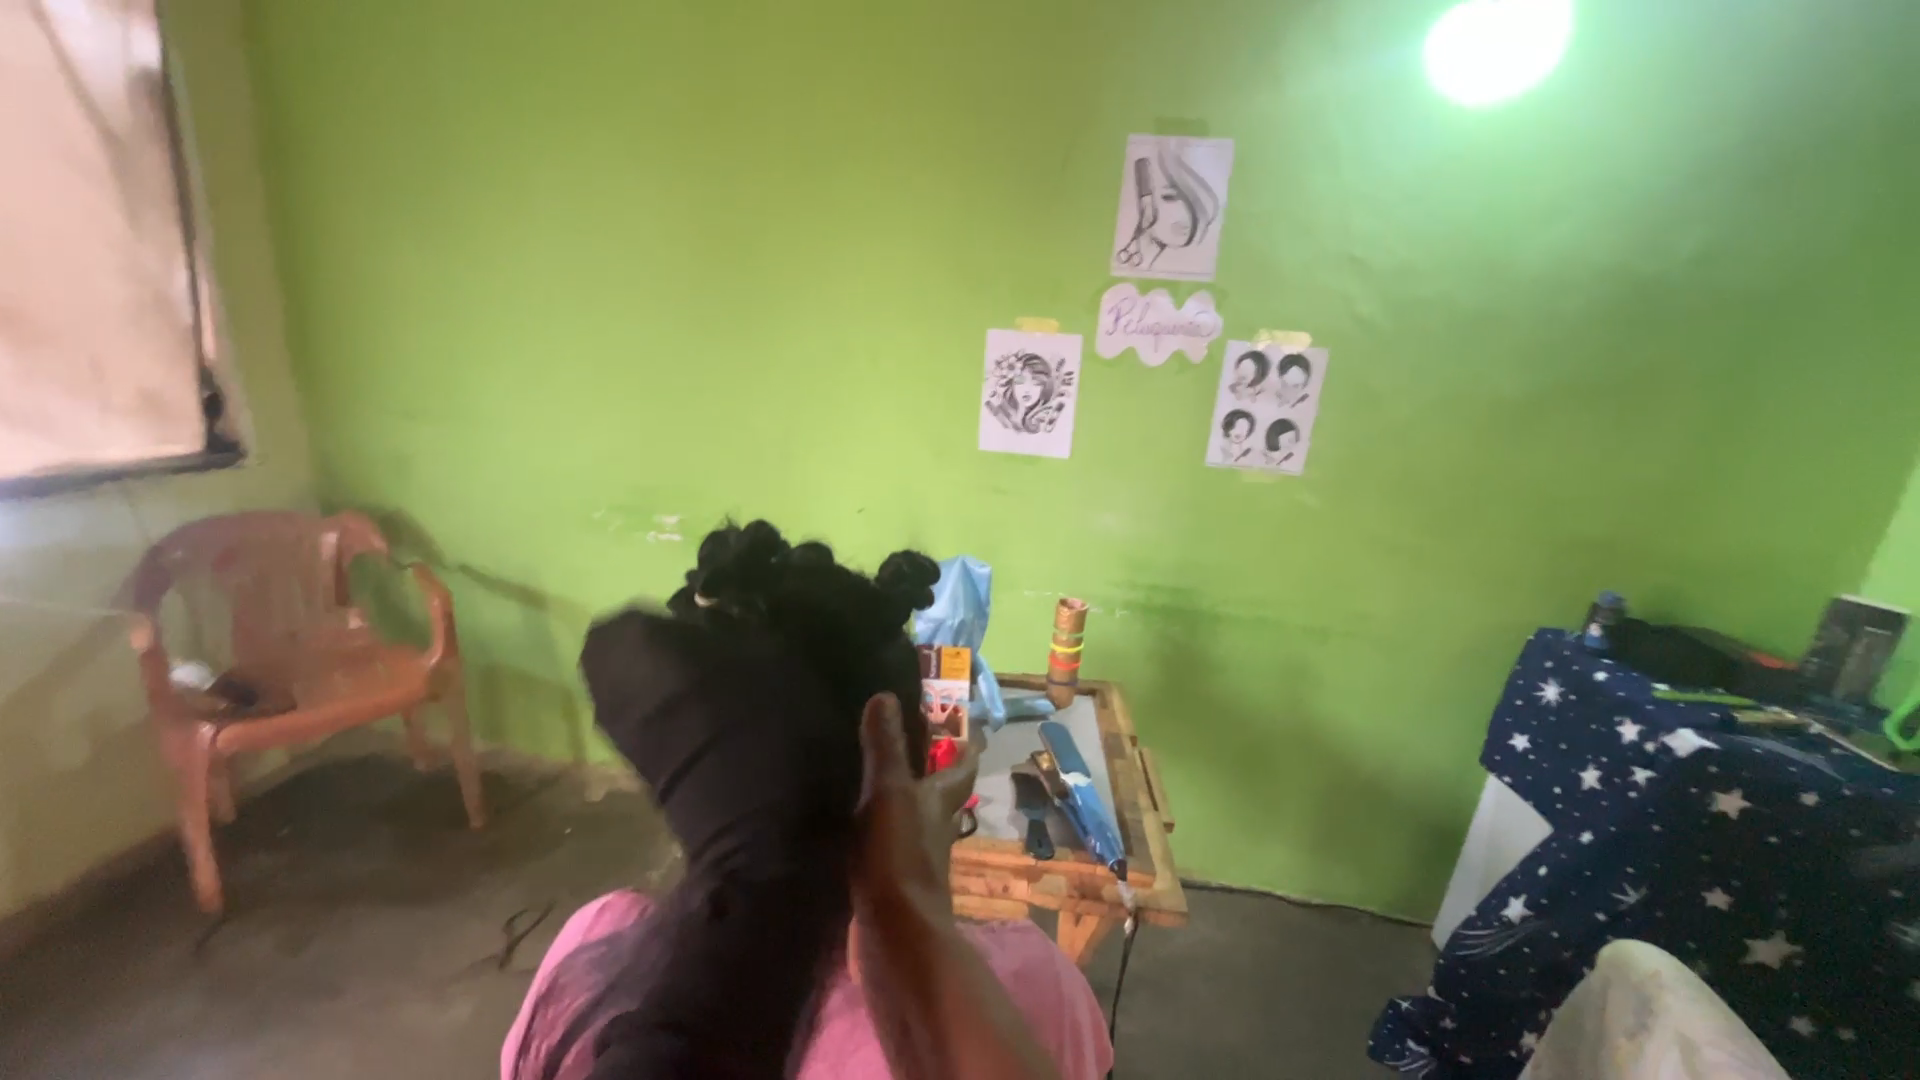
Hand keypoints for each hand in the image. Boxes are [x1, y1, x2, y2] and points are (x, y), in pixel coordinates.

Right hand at [853, 693, 978, 915]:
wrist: (895, 936)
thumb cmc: (900, 856)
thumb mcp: (890, 792)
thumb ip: (886, 747)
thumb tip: (885, 695)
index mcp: (941, 800)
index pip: (963, 767)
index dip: (967, 746)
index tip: (969, 728)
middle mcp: (935, 827)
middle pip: (944, 795)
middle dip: (936, 774)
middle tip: (918, 748)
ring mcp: (916, 858)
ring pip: (918, 821)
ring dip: (908, 803)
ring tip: (881, 781)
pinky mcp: (893, 883)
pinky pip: (890, 847)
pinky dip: (881, 834)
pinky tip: (858, 830)